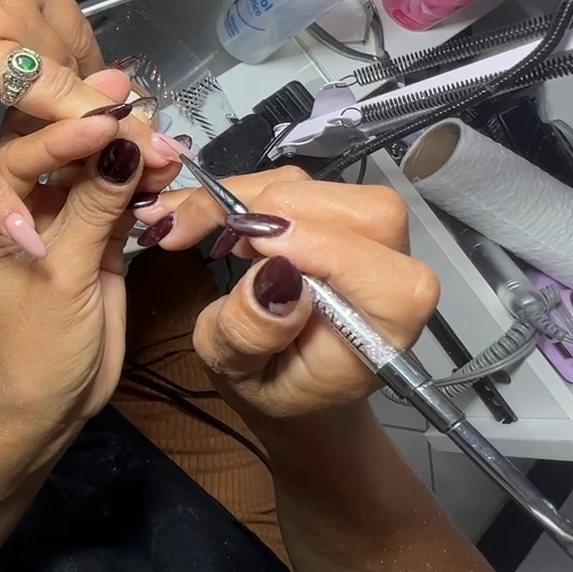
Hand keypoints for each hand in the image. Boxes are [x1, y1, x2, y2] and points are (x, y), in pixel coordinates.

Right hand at [0, 0, 169, 256]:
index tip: (96, 89)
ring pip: (39, 109)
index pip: (75, 27)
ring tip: (105, 183)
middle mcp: (4, 12)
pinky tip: (27, 235)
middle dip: (104, 110)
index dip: (93, 66)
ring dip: (77, 147)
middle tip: (126, 144)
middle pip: (72, 70)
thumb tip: (12, 12)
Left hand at [0, 99, 179, 439]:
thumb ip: (94, 211)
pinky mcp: (91, 236)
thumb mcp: (63, 277)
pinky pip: (115, 200)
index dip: (66, 137)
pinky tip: (167, 168)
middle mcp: (18, 207)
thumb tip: (127, 147)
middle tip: (141, 104)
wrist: (52, 406)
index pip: (23, 158)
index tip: (111, 117)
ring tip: (166, 137)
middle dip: (100, 131)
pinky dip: (141, 186)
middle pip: (58, 154)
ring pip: (92, 172)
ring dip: (128, 155)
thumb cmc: (38, 346)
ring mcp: (58, 220)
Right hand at [148, 167, 438, 419]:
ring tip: (184, 225)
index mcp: (383, 332)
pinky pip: (293, 185)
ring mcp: (362, 239)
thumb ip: (251, 335)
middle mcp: (388, 276)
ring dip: (242, 194)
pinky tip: (198, 214)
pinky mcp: (331, 217)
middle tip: (201, 233)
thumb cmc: (271, 386)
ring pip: (320, 187)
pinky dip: (238, 190)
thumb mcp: (241, 377)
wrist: (289, 379)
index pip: (387, 277)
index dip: (326, 248)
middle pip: (362, 211)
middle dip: (273, 208)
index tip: (248, 246)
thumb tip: (272, 274)